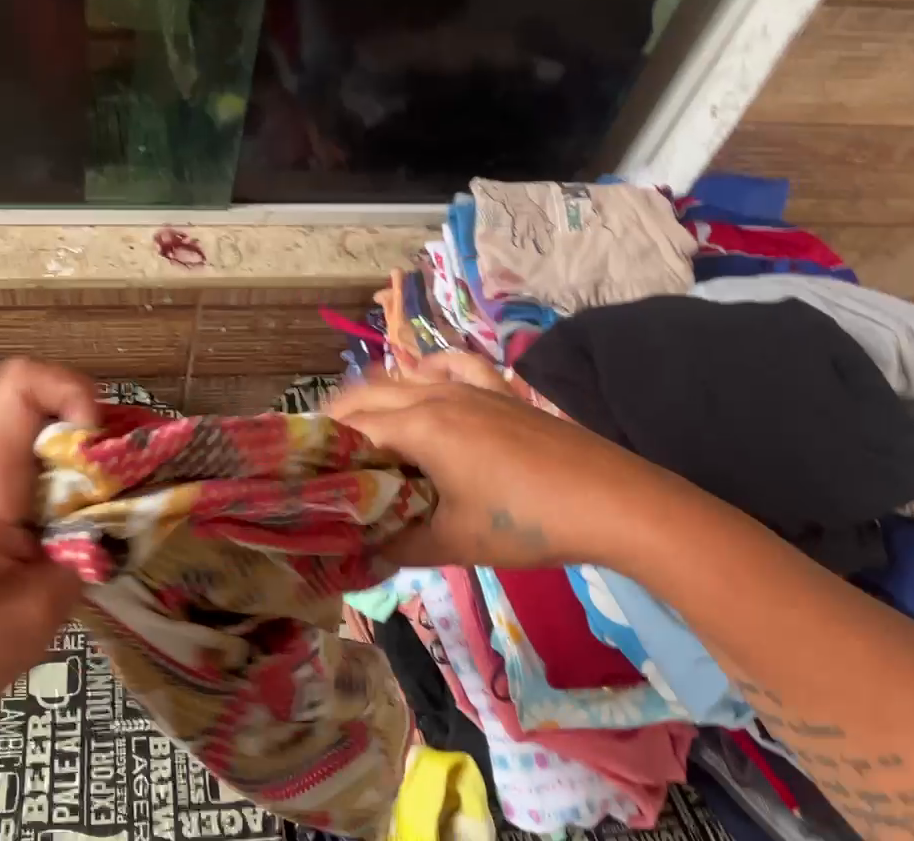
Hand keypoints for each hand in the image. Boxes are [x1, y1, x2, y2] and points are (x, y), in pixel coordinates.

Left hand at [0, 358, 97, 729]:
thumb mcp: (40, 609)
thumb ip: (89, 550)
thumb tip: (126, 513)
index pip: (20, 385)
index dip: (72, 390)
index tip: (105, 441)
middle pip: (37, 406)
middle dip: (95, 428)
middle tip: (138, 471)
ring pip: (35, 440)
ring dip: (84, 460)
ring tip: (124, 501)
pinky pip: (27, 475)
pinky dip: (65, 487)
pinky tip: (87, 530)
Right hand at [327, 353, 675, 569]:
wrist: (614, 502)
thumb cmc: (526, 522)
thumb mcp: (454, 542)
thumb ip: (399, 545)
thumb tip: (362, 550)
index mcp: (419, 426)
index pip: (351, 427)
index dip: (321, 445)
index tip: (299, 466)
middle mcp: (436, 394)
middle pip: (370, 394)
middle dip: (338, 418)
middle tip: (321, 453)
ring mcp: (472, 387)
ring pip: (406, 375)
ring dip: (376, 394)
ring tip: (360, 422)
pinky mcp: (501, 391)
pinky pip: (455, 363)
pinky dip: (430, 366)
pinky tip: (425, 377)